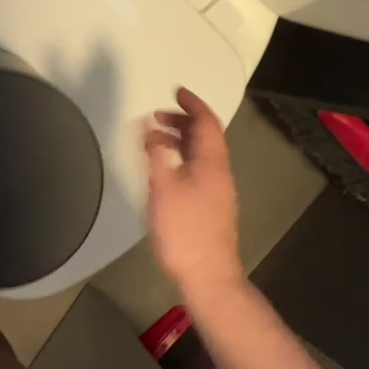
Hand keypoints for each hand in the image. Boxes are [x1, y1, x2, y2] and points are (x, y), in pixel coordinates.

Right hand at [143, 87, 245, 304]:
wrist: (209, 276)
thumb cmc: (184, 229)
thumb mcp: (162, 187)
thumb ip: (155, 153)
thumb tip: (148, 125)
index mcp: (212, 162)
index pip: (207, 122)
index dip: (192, 103)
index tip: (176, 91)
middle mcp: (220, 172)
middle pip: (205, 136)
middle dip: (182, 121)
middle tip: (157, 117)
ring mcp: (219, 190)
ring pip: (202, 154)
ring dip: (181, 140)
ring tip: (154, 140)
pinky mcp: (212, 206)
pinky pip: (199, 168)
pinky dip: (182, 157)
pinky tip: (164, 169)